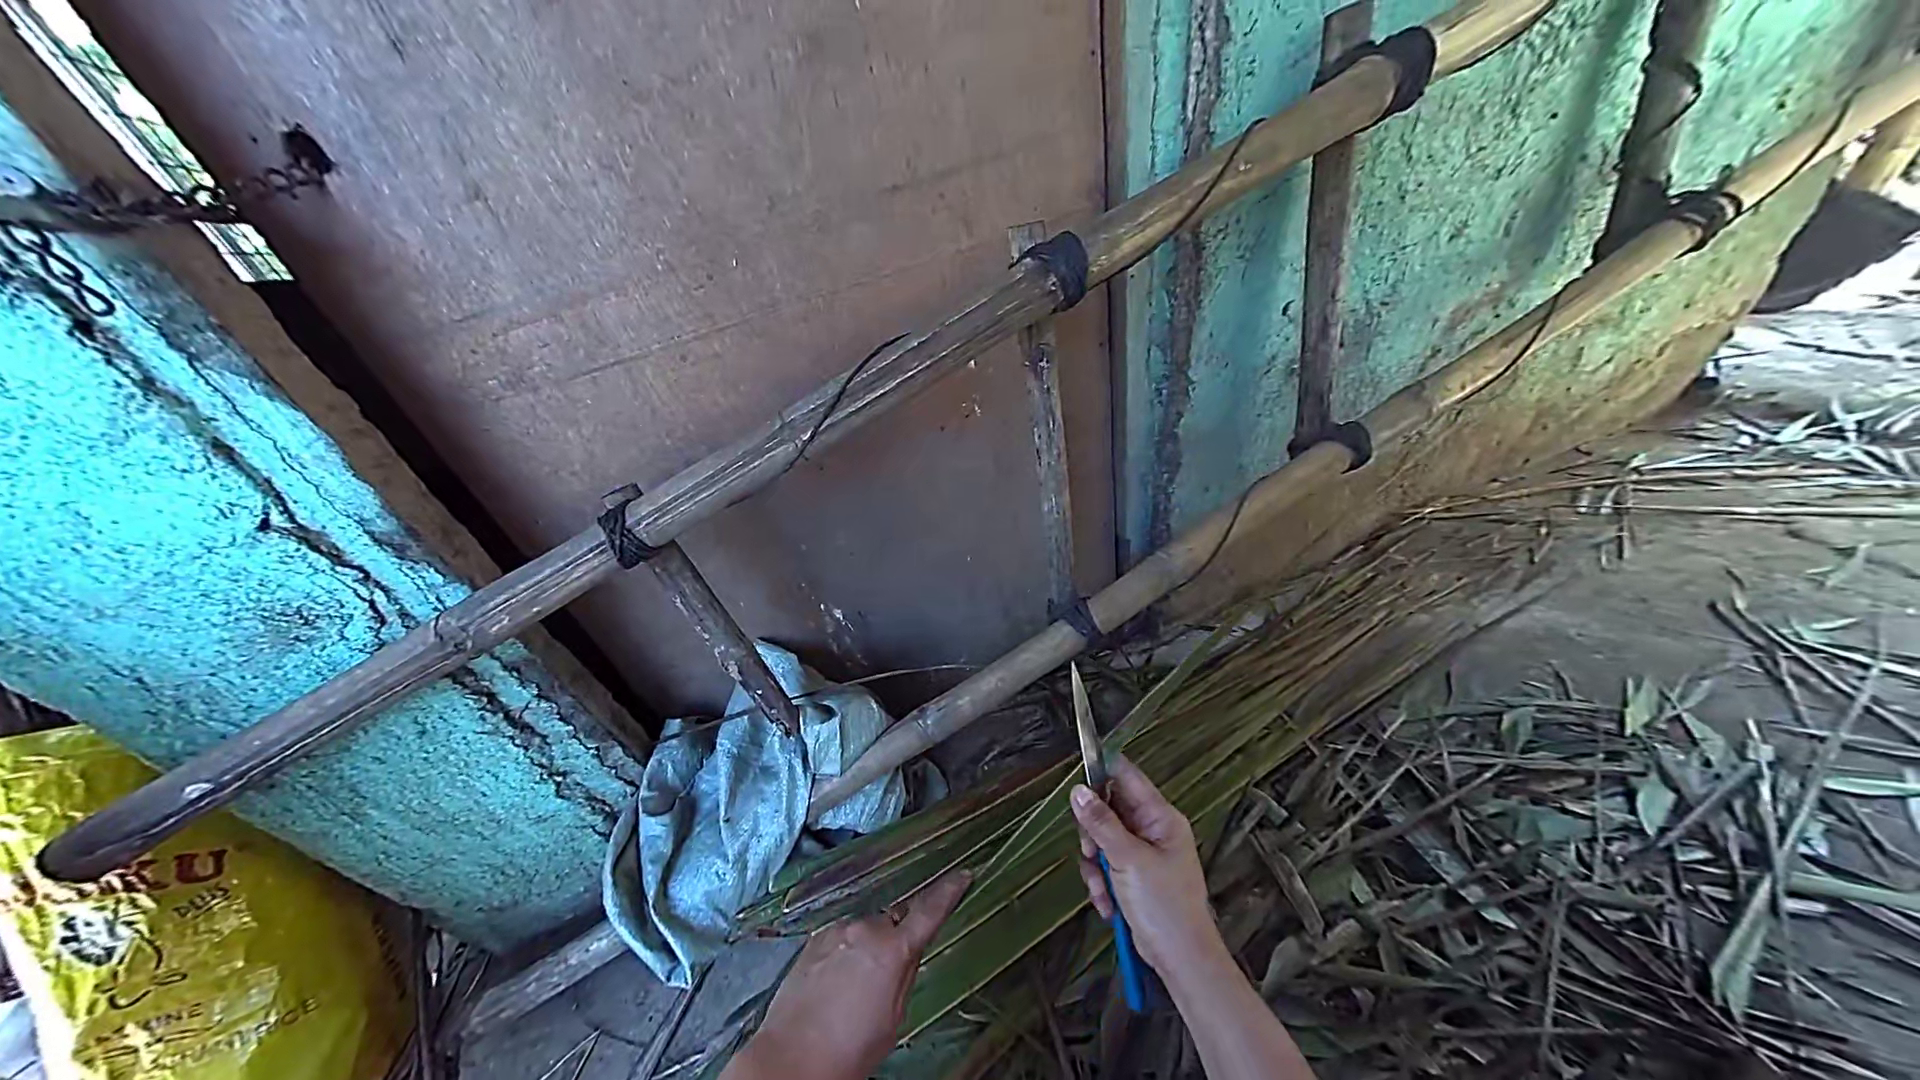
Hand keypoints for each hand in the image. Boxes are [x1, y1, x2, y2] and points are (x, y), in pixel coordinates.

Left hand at [729, 870, 969, 1079]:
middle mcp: (864, 929)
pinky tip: (833, 987)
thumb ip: (905, 976)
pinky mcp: (813, 938)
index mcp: (891, 950)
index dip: (949, 891)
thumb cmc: (847, 1051)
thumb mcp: (892, 1020)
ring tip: (851, 992)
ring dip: (864, 950)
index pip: (929, 912)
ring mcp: (836, 930)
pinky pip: (840, 938)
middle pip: (890, 924)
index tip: (963, 875)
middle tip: (881, 981)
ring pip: (863, 932)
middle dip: (891, 943)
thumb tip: (908, 952)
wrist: (789, 1061)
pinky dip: (843, 954)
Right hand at [1071, 755, 1226, 977]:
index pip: (1126, 776)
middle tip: (1092, 850)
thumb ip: (1101, 823)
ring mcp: (1141, 853)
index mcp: (1160, 816)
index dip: (1101, 771)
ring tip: (1101, 885)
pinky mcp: (1131, 875)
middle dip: (1093, 832)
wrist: (1182, 962)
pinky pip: (1104, 864)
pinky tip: (1107, 903)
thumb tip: (1077, 790)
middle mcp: (1151, 829)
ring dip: (1095, 864)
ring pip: (1101, 838)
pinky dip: (1100, 882)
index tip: (1077, 781)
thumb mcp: (1128, 860)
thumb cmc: (1164, 906)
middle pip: (1107, 808)